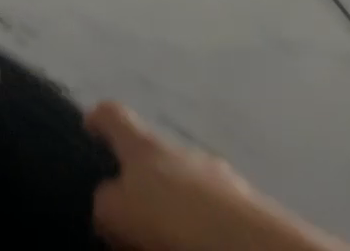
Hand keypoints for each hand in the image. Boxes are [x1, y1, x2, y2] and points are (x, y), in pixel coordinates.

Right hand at [86, 101, 349, 250]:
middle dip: (144, 179)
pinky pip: (220, 213)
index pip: (111, 113)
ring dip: (179, 206)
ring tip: (167, 236)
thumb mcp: (115, 211)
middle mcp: (184, 151)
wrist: (260, 249)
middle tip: (132, 211)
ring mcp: (226, 180)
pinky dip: (208, 228)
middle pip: (154, 155)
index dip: (96, 121)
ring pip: (191, 186)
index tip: (89, 137)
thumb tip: (110, 201)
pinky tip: (201, 244)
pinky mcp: (259, 211)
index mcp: (144, 143)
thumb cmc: (173, 216)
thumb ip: (104, 200)